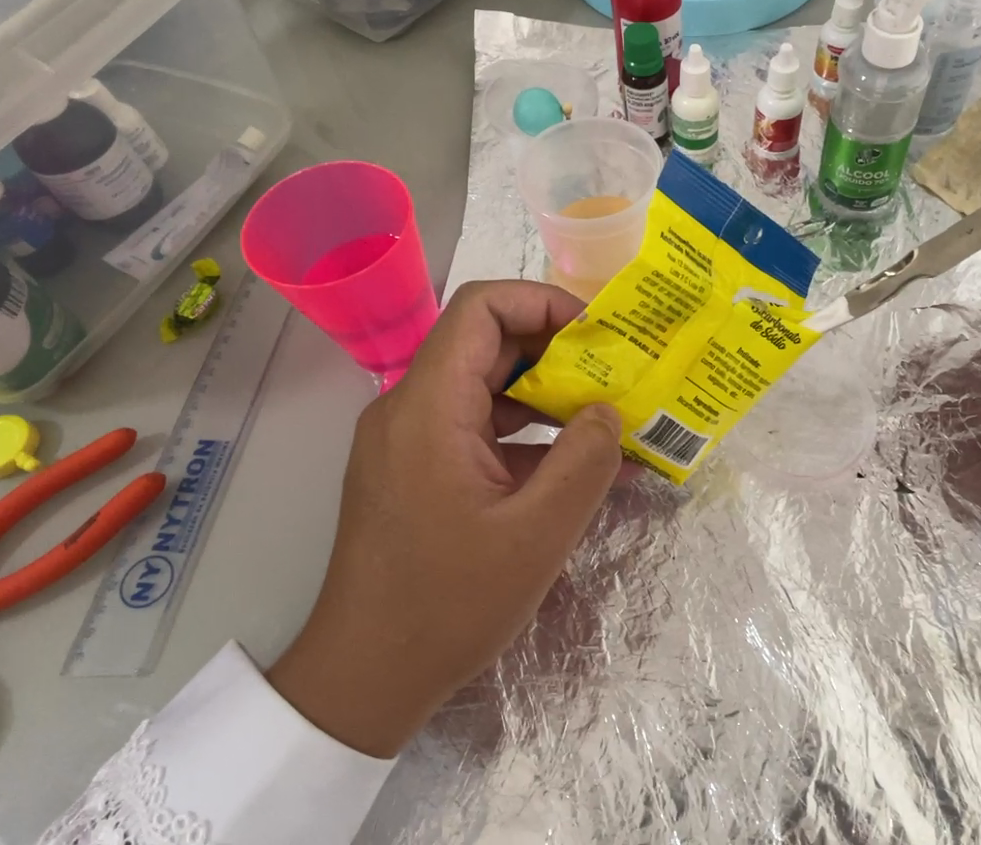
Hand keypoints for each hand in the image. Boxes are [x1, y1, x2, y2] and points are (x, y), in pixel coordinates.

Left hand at [267, 281, 623, 757]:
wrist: (364, 676)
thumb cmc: (448, 605)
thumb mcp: (537, 535)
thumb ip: (584, 461)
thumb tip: (609, 411)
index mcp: (429, 407)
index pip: (481, 308)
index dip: (543, 303)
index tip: (598, 336)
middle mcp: (409, 408)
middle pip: (484, 342)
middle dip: (555, 351)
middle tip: (616, 375)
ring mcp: (407, 440)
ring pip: (482, 386)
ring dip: (544, 395)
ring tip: (606, 418)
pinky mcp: (414, 470)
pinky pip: (474, 427)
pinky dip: (523, 434)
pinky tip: (572, 465)